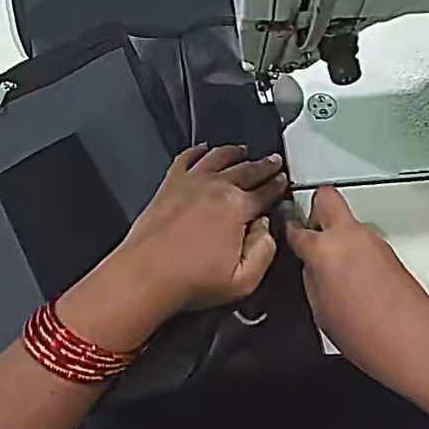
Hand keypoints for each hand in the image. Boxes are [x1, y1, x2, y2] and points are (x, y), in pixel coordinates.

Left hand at [58, 145, 285, 351]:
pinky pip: (186, 158)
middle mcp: (215, 187)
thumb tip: (266, 230)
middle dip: (263, 165)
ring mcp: (190, 181)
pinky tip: (202, 149)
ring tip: (243, 150)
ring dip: (234, 152)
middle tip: (272, 162)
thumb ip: (264, 251)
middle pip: (247, 169)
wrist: (146, 274)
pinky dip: (197, 150)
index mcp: (237, 208)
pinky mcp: (169, 184)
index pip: (265, 192)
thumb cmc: (190, 279)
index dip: (277, 186)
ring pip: (219, 157)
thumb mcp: (243, 280)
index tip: (283, 181)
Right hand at [288, 186, 428, 428]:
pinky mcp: (391, 254)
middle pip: (326, 197)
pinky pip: (364, 241)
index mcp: (324, 249)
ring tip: (333, 267)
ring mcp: (374, 242)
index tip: (287, 236)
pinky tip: (354, 281)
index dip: (288, 233)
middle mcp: (351, 237)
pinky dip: (356, 251)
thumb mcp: (319, 311)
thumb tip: (308, 268)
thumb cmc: (373, 338)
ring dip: (337, 234)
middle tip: (308, 229)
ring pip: (348, 221)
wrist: (420, 348)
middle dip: (314, 208)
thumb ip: (309, 279)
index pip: (296, 228)